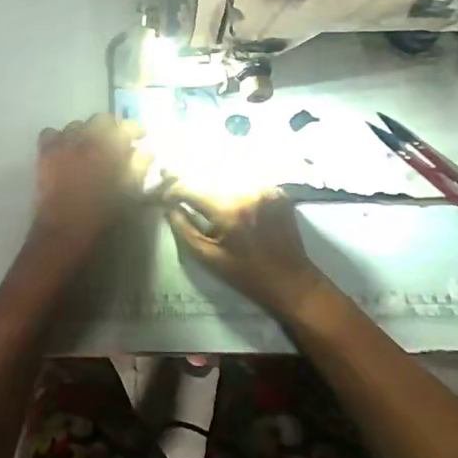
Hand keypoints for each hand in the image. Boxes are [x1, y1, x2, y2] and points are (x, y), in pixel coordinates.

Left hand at [30, 114, 143, 257]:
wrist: (64, 230)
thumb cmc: (101, 214)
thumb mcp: (129, 192)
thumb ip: (139, 167)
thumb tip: (144, 150)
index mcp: (108, 148)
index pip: (126, 126)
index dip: (136, 128)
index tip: (141, 134)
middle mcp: (84, 139)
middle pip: (100, 119)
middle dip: (111, 127)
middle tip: (115, 141)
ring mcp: (62, 144)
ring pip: (75, 125)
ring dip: (86, 132)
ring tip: (89, 147)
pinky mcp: (44, 153)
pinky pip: (50, 133)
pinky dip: (59, 138)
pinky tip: (65, 150)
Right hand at [167, 188, 331, 317]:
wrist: (292, 282)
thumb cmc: (247, 275)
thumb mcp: (208, 257)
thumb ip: (184, 229)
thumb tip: (169, 208)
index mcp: (229, 209)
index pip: (191, 188)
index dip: (173, 190)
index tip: (165, 198)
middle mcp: (248, 191)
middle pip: (209, 177)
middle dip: (190, 181)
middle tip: (174, 183)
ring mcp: (266, 189)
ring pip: (229, 175)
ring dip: (212, 180)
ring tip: (198, 187)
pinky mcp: (278, 192)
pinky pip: (248, 180)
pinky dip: (234, 184)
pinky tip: (227, 193)